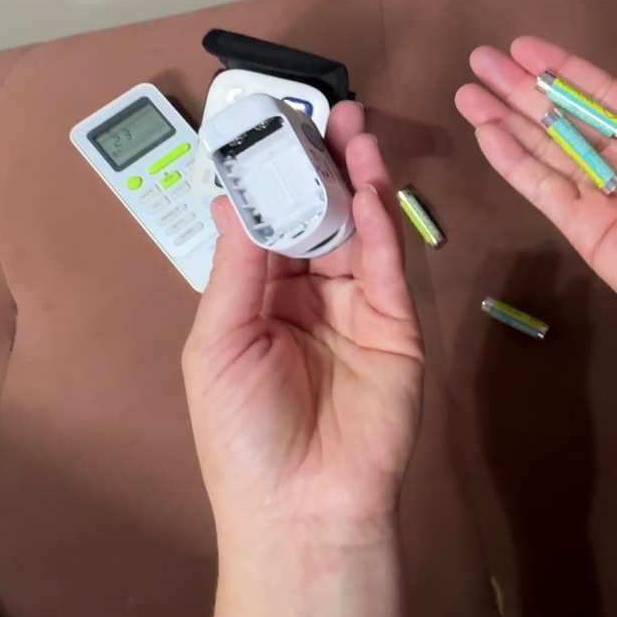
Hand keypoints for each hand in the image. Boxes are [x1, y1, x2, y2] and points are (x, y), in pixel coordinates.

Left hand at [181, 101, 422, 552]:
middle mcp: (311, 291)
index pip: (272, 221)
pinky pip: (387, 263)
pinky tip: (372, 188)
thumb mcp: (218, 344)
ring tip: (357, 131)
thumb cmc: (244, 432)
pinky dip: (381, 224)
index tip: (277, 127)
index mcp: (260, 295)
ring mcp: (359, 303)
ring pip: (360, 229)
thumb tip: (229, 197)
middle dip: (325, 164)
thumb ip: (238, 267)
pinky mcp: (398, 319)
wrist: (306, 504)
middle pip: (322, 214)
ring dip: (359, 179)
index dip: (275, 175)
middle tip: (332, 112)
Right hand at [455, 38, 616, 337]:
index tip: (521, 46)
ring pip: (543, 148)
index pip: (598, 90)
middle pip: (561, 115)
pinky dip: (512, 162)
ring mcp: (600, 193)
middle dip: (520, 88)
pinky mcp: (582, 228)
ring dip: (505, 120)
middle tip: (479, 60)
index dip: (560, 68)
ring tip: (467, 92)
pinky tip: (486, 133)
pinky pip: (542, 188)